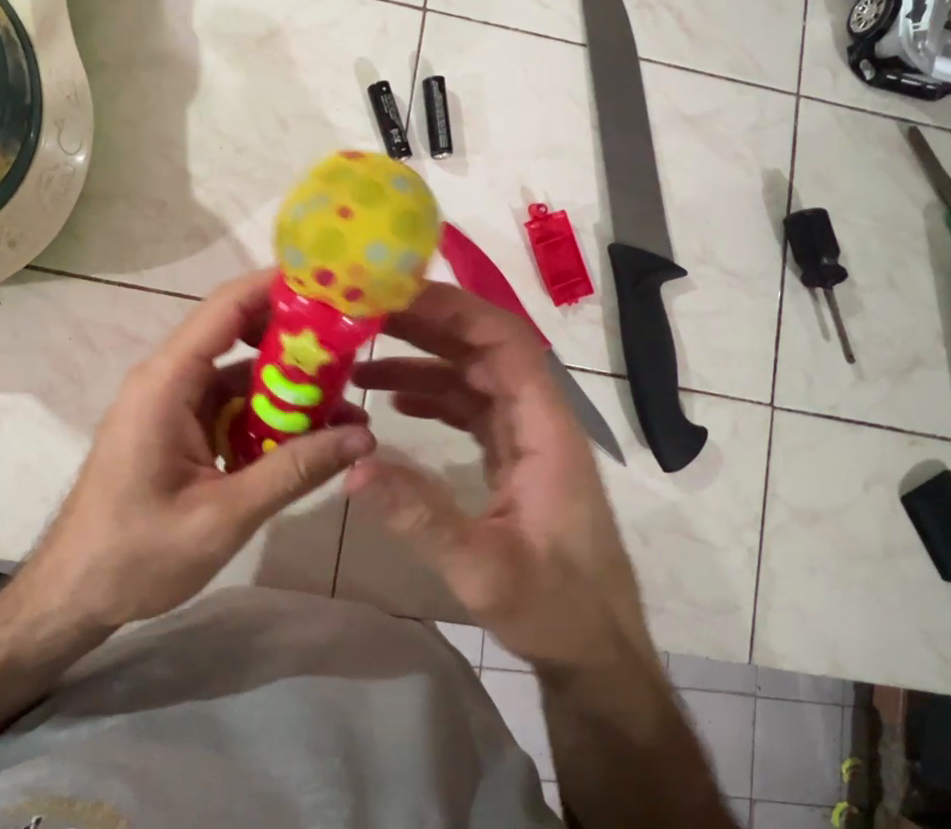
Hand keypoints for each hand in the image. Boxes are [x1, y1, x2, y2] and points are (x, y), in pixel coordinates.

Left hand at [19, 269, 376, 631]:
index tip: (335, 288)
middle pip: (236, 337)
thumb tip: (364, 437)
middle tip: (356, 351)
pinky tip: (308, 439)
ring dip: (287, 388)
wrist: (75, 594)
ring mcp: (168, 407)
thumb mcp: (225, 515)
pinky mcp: (174, 432)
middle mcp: (165, 381)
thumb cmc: (138, 554)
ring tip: (347, 404)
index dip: (279, 288)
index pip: (226, 308)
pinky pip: (226, 408)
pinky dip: (265, 417)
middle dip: (296, 342)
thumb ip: (295, 470)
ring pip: (237, 376)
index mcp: (166, 383)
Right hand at [345, 283, 655, 671]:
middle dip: (428, 328)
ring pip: (475, 380)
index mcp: (547, 431)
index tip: (397, 297)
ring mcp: (529, 442)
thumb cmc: (555, 610)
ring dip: (423, 365)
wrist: (596, 653)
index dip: (455, 311)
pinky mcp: (516, 463)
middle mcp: (540, 423)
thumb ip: (420, 517)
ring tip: (360, 364)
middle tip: (364, 318)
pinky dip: (433, 399)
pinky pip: (472, 412)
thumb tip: (354, 467)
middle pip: (486, 351)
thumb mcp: (483, 569)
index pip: (506, 343)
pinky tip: (394, 404)